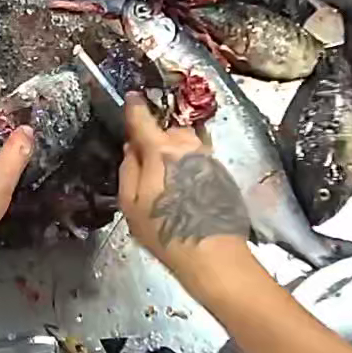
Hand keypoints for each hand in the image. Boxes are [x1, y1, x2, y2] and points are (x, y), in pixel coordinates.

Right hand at [118, 93, 253, 285]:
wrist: (214, 255)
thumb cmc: (166, 233)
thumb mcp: (131, 205)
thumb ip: (128, 169)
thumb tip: (131, 148)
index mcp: (162, 150)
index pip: (143, 119)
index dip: (134, 107)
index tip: (132, 97)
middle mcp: (188, 146)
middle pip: (168, 132)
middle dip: (157, 141)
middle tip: (148, 167)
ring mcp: (209, 158)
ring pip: (186, 145)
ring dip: (176, 155)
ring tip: (168, 184)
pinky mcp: (223, 172)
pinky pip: (200, 160)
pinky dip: (190, 168)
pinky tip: (187, 193)